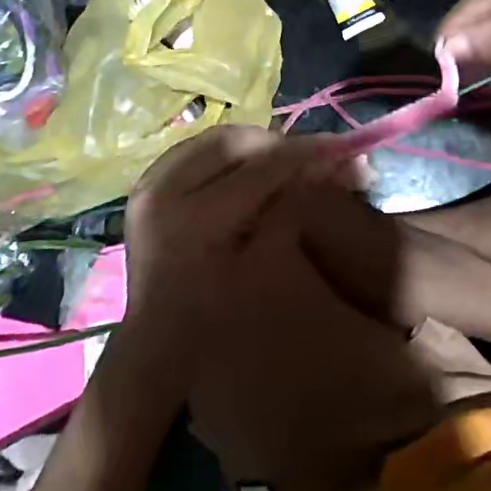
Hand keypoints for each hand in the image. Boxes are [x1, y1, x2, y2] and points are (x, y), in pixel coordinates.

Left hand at [123, 126, 329, 340]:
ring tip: (284, 162)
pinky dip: (228, 155)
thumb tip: (345, 166)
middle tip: (313, 155)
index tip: (343, 148)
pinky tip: (250, 170)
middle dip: (279, 144)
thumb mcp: (273, 270)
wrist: (161, 349)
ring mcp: (149, 191)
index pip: (265, 166)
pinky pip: (195, 151)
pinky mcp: (144, 189)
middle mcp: (166, 197)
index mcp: (197, 222)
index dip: (310, 152)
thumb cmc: (221, 323)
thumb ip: (303, 210)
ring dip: (253, 147)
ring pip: (214, 140)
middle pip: (235, 142)